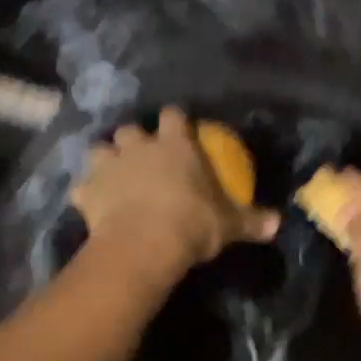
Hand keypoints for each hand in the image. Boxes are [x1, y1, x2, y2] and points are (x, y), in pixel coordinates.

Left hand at [71, 108, 279, 273]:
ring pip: (99, 150)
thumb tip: (278, 223)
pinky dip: (87, 194)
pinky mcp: (86, 191)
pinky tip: (94, 206)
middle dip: (134, 140)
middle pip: (130, 129)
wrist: (144, 244)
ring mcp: (109, 167)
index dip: (176, 120)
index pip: (174, 116)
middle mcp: (140, 147)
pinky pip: (82, 188)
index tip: (180, 128)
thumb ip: (251, 220)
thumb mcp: (229, 225)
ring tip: (114, 177)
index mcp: (176, 146)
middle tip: (143, 157)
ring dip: (106, 161)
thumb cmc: (192, 224)